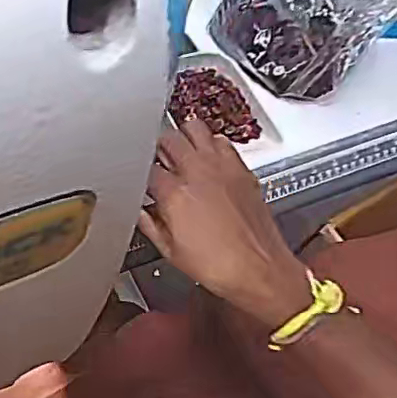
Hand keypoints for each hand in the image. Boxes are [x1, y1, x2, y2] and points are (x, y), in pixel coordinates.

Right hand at [139, 115, 309, 325]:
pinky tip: (207, 159)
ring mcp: (222, 166)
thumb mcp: (170, 251)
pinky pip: (222, 142)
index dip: (139, 172)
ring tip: (180, 151)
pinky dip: (211, 144)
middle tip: (157, 161)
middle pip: (168, 138)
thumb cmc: (218, 265)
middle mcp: (197, 172)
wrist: (258, 268)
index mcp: (173, 193)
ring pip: (196, 129)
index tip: (139, 182)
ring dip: (184, 138)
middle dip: (158, 148)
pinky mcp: (241, 170)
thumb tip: (141, 213)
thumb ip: (150, 225)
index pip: (145, 167)